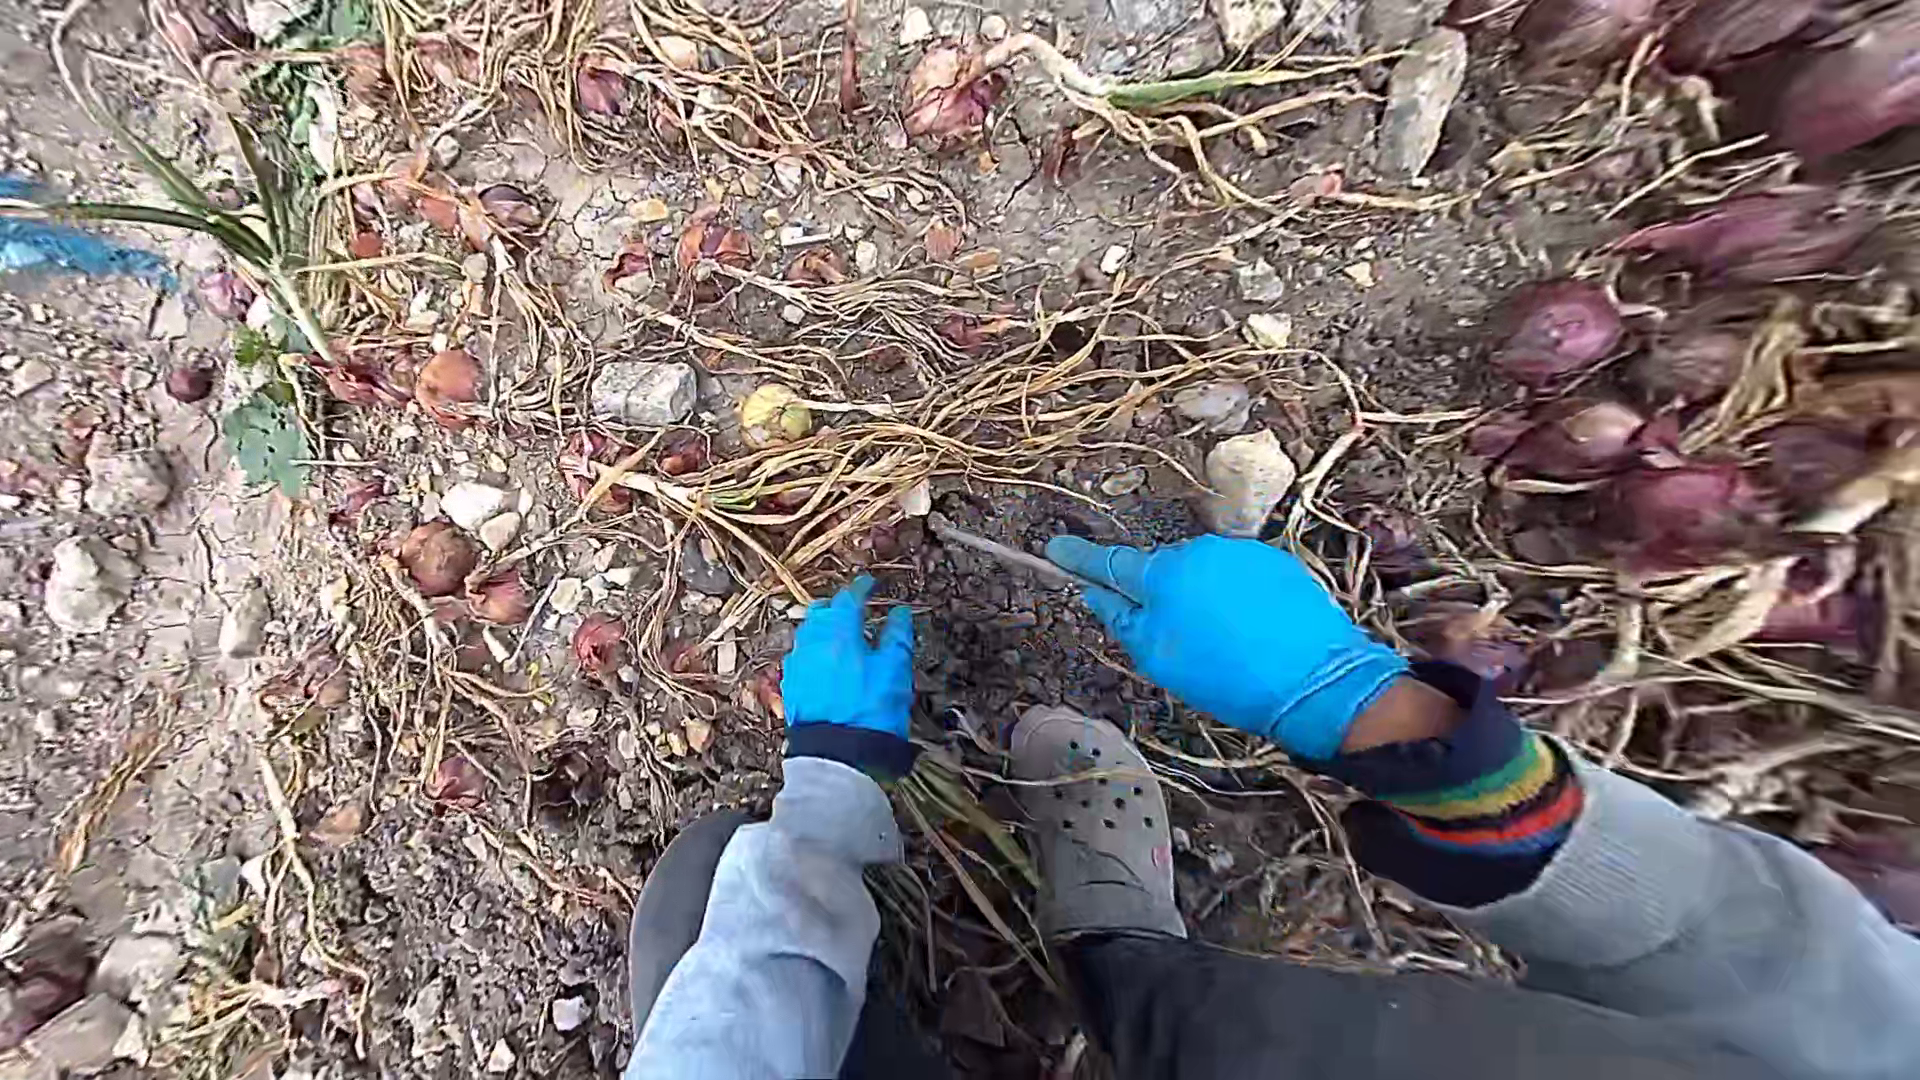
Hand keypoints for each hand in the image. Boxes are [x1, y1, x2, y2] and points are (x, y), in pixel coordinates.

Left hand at [781, 575, 914, 737]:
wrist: (838, 758)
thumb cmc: (871, 712)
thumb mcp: (895, 671)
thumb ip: (897, 636)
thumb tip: (899, 614)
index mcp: (839, 633)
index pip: (848, 597)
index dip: (861, 587)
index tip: (870, 582)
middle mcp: (811, 643)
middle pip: (821, 611)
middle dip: (838, 604)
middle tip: (855, 606)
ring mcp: (797, 665)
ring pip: (808, 633)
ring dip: (825, 626)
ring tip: (842, 634)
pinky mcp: (791, 686)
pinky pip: (801, 656)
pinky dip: (815, 650)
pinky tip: (828, 661)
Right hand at [1046, 534, 1406, 759]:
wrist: (1319, 681)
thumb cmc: (1224, 675)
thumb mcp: (1157, 657)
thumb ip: (1121, 619)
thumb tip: (1096, 592)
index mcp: (1162, 575)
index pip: (1108, 563)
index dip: (1078, 559)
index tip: (1054, 548)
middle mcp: (1196, 551)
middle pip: (1156, 570)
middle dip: (1153, 593)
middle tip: (1171, 637)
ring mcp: (1237, 552)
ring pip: (1194, 572)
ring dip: (1192, 595)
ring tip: (1218, 639)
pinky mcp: (1272, 560)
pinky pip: (1230, 574)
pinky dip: (1226, 594)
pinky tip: (1245, 628)